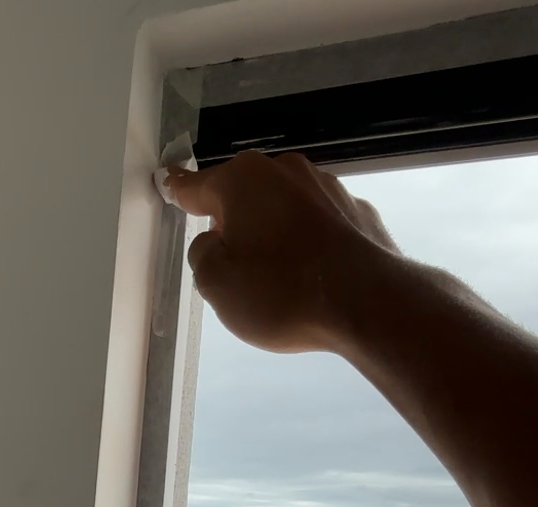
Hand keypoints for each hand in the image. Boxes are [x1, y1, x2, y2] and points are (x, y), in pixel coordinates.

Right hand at [166, 151, 401, 354]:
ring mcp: (327, 189)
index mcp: (243, 182)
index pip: (198, 185)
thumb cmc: (282, 292)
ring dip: (273, 233)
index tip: (170, 184)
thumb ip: (203, 257)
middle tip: (232, 266)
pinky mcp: (357, 214)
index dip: (180, 191)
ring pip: (284, 209)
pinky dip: (307, 245)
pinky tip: (311, 277)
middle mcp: (286, 172)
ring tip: (276, 279)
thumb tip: (214, 242)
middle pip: (245, 195)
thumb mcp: (217, 285)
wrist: (368, 303)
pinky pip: (318, 227)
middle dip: (233, 221)